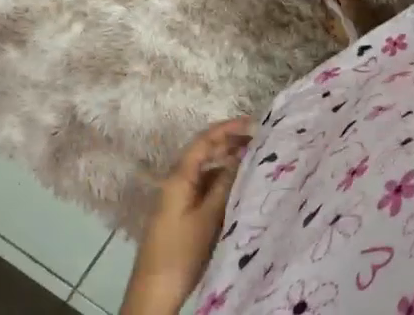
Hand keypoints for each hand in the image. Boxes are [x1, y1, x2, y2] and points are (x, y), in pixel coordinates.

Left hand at [124, 118, 253, 314]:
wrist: (154, 292)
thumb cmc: (182, 251)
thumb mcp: (208, 217)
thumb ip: (225, 184)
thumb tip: (241, 156)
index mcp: (179, 177)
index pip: (204, 141)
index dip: (228, 128)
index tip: (253, 122)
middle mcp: (176, 182)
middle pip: (204, 152)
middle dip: (230, 142)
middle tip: (259, 139)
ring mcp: (178, 198)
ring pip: (205, 170)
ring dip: (227, 161)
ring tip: (254, 159)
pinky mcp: (181, 213)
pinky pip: (204, 186)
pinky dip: (221, 180)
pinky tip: (239, 185)